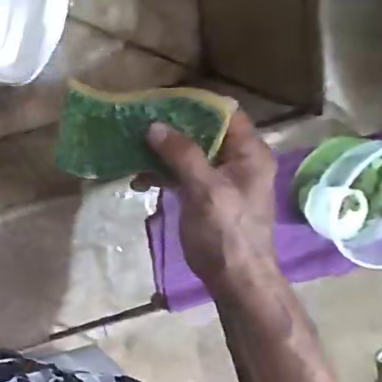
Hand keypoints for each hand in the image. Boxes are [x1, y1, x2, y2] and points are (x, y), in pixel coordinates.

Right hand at [143, 110, 278, 285]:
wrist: (236, 280)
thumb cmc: (227, 233)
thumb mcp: (205, 190)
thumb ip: (181, 155)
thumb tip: (154, 125)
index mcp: (249, 153)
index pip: (225, 113)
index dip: (195, 104)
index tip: (162, 101)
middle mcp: (237, 160)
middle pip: (203, 131)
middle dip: (171, 126)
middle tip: (139, 121)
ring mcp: (220, 179)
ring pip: (188, 152)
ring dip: (161, 151)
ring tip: (132, 147)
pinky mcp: (204, 196)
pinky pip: (181, 174)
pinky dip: (161, 173)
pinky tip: (138, 179)